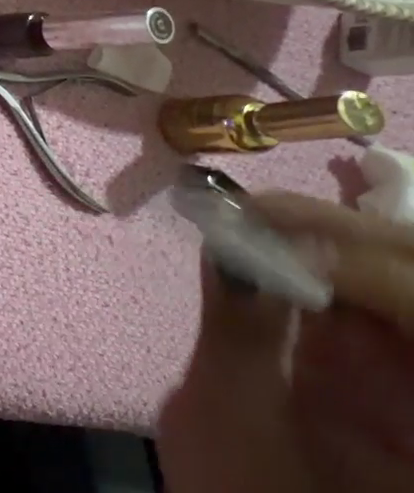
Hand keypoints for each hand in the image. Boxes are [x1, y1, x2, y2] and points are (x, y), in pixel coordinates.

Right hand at [157, 194, 413, 491]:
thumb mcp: (232, 420)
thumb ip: (240, 328)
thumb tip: (231, 239)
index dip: (356, 255)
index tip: (256, 221)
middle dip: (347, 233)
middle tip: (251, 207)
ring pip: (403, 283)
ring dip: (334, 244)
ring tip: (252, 220)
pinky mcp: (390, 380)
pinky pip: (377, 311)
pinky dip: (326, 273)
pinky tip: (272, 255)